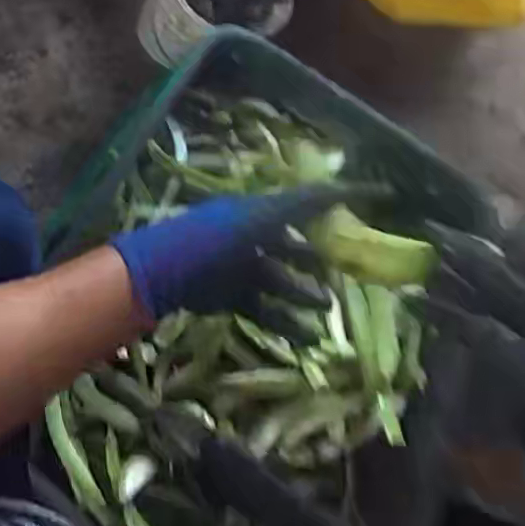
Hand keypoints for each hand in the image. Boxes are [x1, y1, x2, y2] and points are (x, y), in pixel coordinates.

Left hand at [108, 186, 342, 321]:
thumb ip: (301, 204)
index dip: (326, 208)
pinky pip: (266, 309)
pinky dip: (287, 323)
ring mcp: (239, 268)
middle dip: (314, 261)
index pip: (297, 206)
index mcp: (252, 212)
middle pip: (289, 247)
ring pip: (280, 280)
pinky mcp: (232, 297)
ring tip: (328, 308)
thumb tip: (346, 186)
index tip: (358, 214)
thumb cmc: (213, 238)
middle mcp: (247, 237)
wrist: (166, 272)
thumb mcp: (258, 216)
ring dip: (304, 294)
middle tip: (343, 275)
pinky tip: (311, 339)